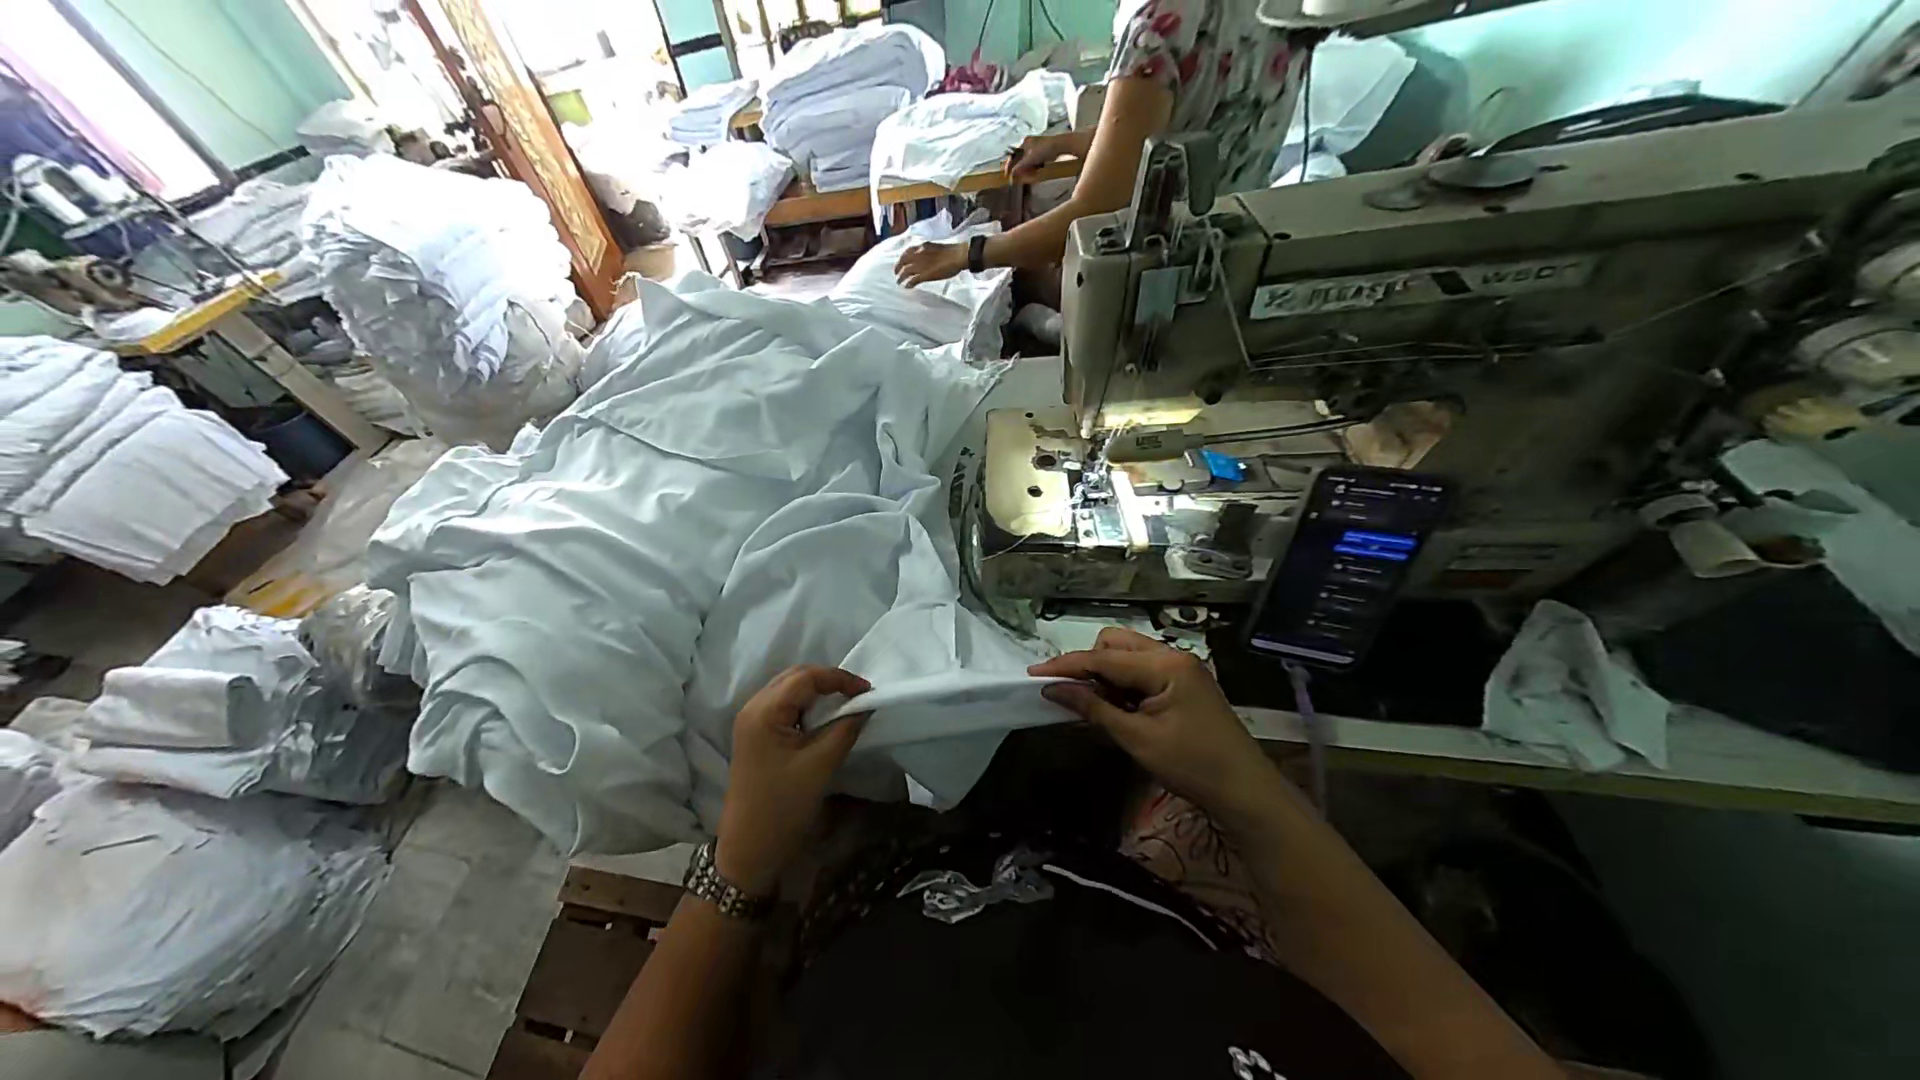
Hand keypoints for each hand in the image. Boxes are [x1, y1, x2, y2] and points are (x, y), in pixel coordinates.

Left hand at [716, 666, 869, 895]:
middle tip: (858, 695)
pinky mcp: (755, 735)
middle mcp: (753, 708)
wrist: (749, 849)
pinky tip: (824, 718)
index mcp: (764, 712)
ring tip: (846, 703)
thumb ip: (845, 728)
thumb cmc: (783, 806)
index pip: (806, 677)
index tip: (868, 691)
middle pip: (795, 677)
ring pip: (788, 689)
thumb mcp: (821, 765)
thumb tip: (865, 705)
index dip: (840, 679)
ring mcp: (751, 722)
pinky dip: (806, 705)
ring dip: (817, 691)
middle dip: (828, 681)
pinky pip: (783, 706)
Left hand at [894, 241, 968, 287]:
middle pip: (903, 262)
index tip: (900, 263)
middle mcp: (918, 255)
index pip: (906, 252)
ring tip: (899, 282)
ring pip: (906, 272)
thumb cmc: (951, 252)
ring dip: (901, 277)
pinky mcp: (925, 275)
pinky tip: (907, 287)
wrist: (957, 255)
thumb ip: (927, 252)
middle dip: (898, 268)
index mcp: (921, 247)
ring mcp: (921, 265)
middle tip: (896, 273)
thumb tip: (924, 257)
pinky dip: (909, 284)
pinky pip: (913, 280)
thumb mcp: (935, 248)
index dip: (901, 258)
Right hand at [1006, 132, 1078, 180]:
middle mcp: (1029, 144)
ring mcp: (1036, 147)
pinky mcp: (1043, 152)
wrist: (1060, 145)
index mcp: (1024, 143)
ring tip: (1033, 173)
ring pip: (1028, 162)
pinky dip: (1035, 167)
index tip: (1007, 175)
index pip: (1013, 156)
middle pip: (1021, 160)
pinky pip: (1036, 162)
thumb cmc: (1043, 150)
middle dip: (1022, 169)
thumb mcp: (1030, 160)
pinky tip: (1039, 169)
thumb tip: (1011, 175)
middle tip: (1022, 177)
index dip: (1009, 166)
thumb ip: (1020, 167)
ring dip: (1029, 169)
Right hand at [1029, 628, 1294, 831]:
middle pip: (1116, 643)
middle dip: (1089, 663)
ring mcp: (1182, 667)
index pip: (1104, 657)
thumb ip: (1094, 707)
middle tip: (1071, 694)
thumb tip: (1053, 689)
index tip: (1034, 673)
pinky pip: (1143, 669)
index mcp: (1165, 664)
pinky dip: (1123, 682)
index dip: (1067, 666)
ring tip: (1093, 704)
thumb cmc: (1192, 766)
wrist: (1246, 791)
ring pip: (1129, 654)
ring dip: (1106, 672)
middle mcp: (1173, 655)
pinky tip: (1116, 706)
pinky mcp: (1184, 682)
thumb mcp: (1137, 739)